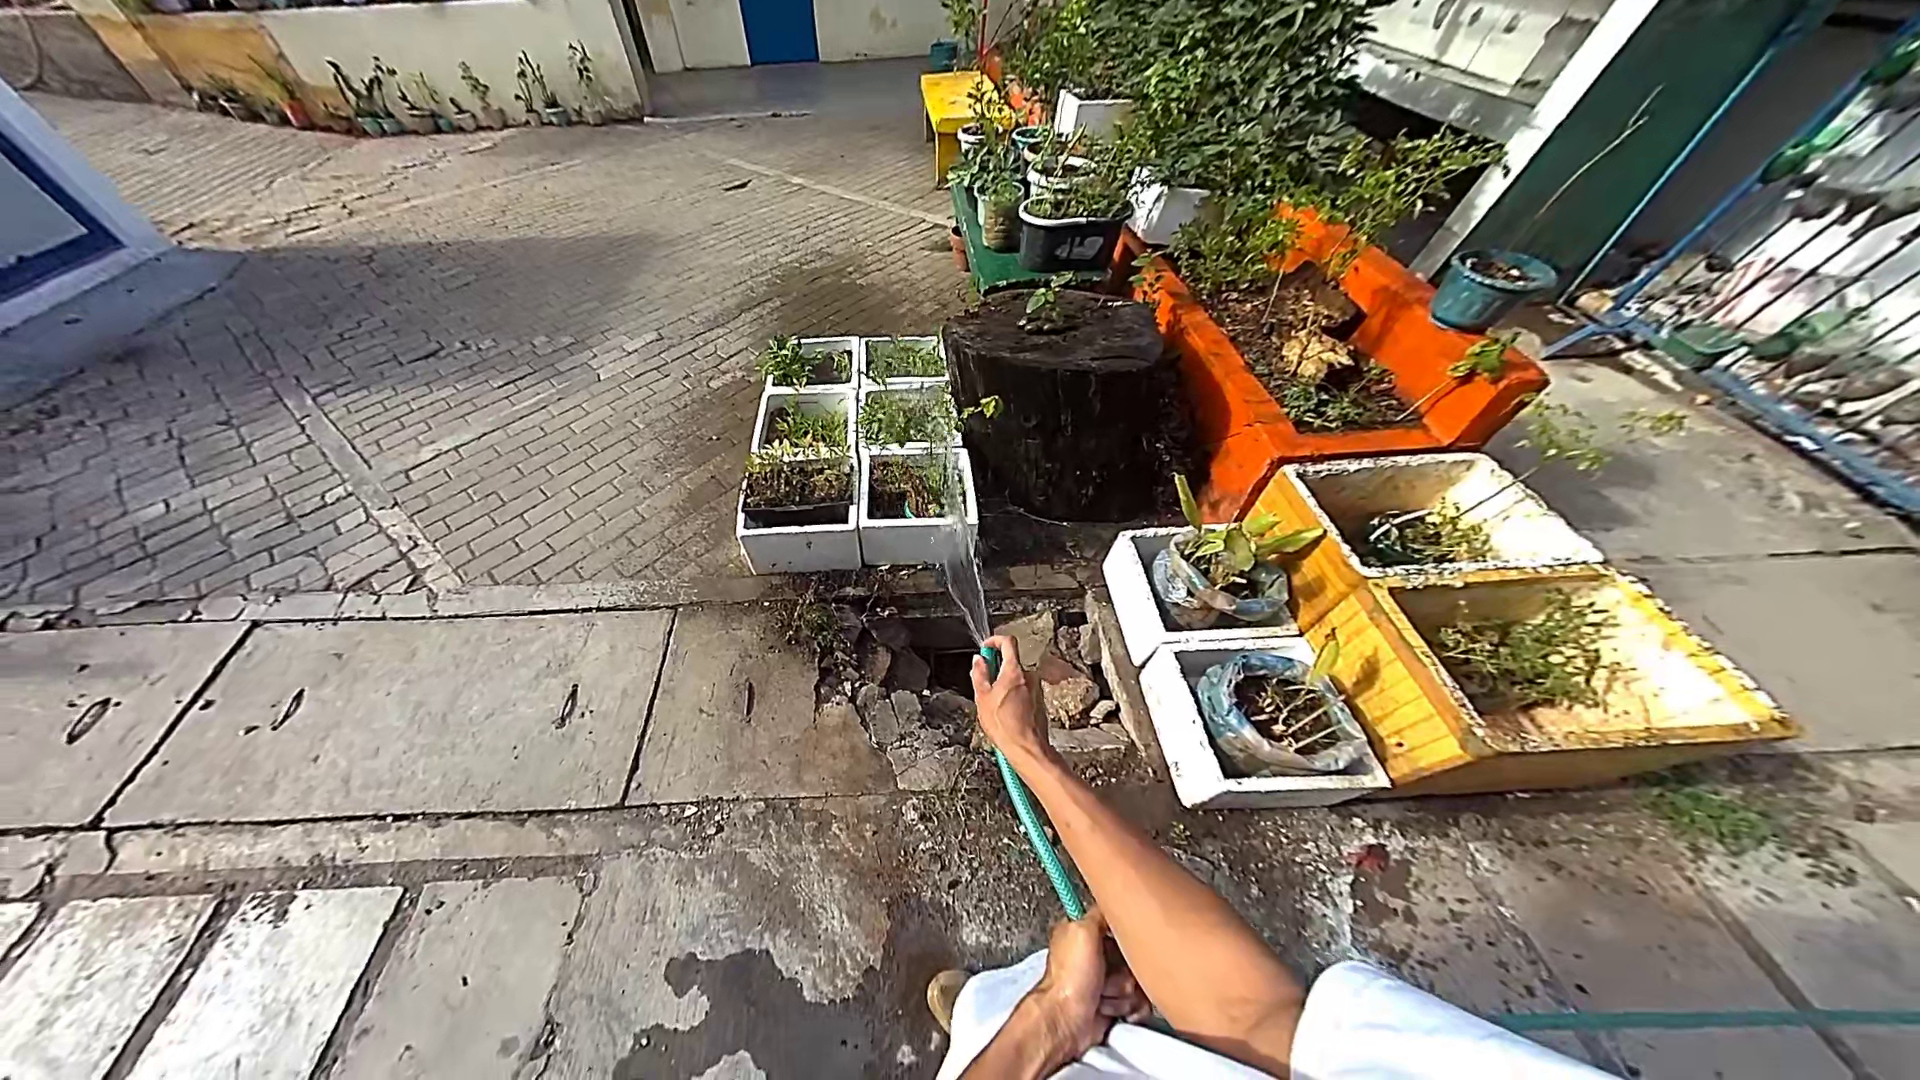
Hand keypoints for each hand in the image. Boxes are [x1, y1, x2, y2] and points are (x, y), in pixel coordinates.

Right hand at [970, 635, 1047, 762]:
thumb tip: (978, 660)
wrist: (1026, 747)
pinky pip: (1023, 690)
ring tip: (995, 704)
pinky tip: (1006, 712)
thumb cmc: (1004, 726)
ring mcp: (1036, 688)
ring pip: (1017, 678)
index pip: (1008, 642)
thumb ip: (979, 674)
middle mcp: (1029, 676)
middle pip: (1011, 662)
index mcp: (1014, 671)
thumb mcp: (982, 697)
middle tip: (986, 684)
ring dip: (1005, 685)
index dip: (994, 641)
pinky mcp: (1039, 700)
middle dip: (997, 669)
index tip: (986, 648)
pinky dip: (1014, 695)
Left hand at [1030, 906, 1153, 1060]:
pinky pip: (1140, 1004)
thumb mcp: (1083, 930)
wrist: (1067, 1021)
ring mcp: (1106, 981)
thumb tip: (1112, 898)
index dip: (1122, 938)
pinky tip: (1111, 1009)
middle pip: (1132, 956)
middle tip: (1105, 975)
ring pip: (1137, 981)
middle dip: (1123, 970)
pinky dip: (1129, 1009)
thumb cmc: (1069, 977)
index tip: (1118, 946)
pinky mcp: (1116, 1004)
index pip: (1118, 925)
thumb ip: (1099, 912)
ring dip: (1123, 991)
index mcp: (1084, 932)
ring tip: (1102, 994)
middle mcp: (1095, 955)